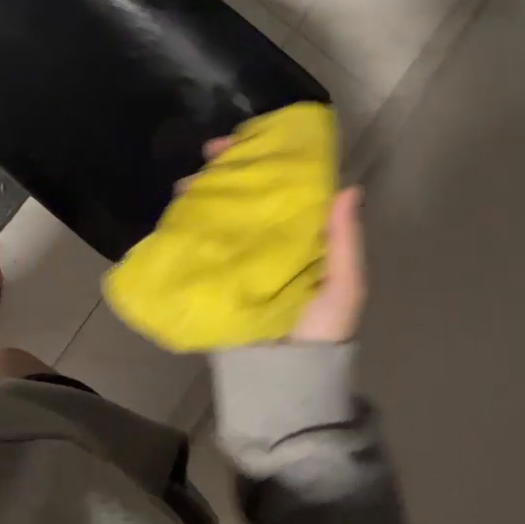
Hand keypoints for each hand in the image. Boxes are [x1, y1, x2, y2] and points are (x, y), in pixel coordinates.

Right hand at [196, 138, 366, 343]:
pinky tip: (176, 212)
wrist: (282, 380)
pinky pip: (201, 241)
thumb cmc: (320, 331)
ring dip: (202, 193)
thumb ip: (345, 241)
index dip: (265, 160)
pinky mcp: (214, 273)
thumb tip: (348, 187)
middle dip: (226, 170)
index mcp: (303, 235)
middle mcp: (270, 238)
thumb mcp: (343, 286)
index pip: (284, 187)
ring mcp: (240, 255)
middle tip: (207, 156)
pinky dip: (187, 223)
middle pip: (247, 193)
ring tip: (185, 186)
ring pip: (220, 212)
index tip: (246, 143)